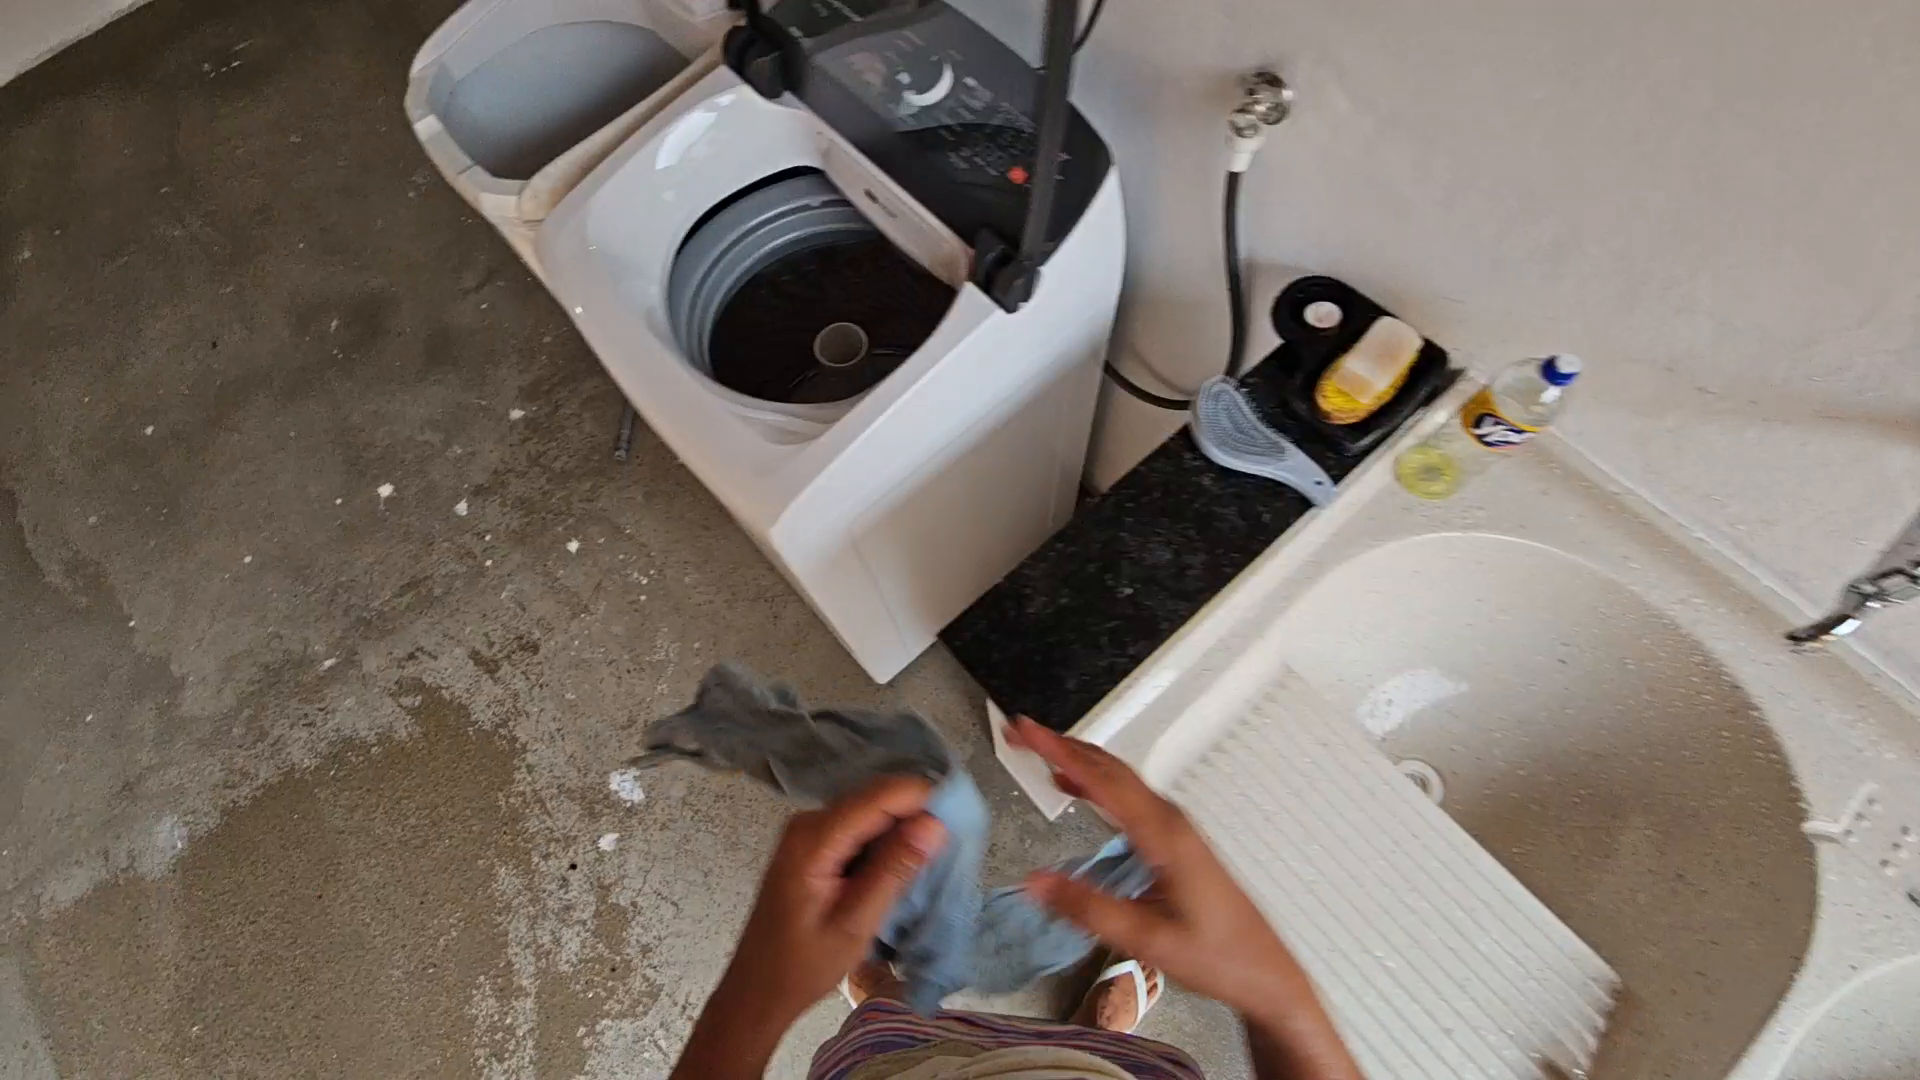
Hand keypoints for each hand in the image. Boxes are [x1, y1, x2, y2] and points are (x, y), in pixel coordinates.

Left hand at [672, 776, 947, 1079]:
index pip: (877, 796)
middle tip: (949, 837)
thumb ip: (894, 870)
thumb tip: (934, 825)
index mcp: (814, 838)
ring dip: (901, 824)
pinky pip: (858, 824)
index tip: (957, 812)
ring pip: (869, 808)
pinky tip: (900, 860)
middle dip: (913, 810)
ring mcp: (808, 830)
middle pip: (873, 796)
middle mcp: (809, 821)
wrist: (755, 993)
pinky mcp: (814, 842)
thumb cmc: (802, 966)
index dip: (919, 797)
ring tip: (931, 850)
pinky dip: (884, 836)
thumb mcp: (856, 923)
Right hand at [1010, 717, 1361, 1079]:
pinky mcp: (1173, 834)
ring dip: (1075, 757)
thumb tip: (1033, 881)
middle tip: (1019, 733)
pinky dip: (1094, 780)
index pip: (1101, 777)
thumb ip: (1087, 908)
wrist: (1267, 973)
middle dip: (1059, 743)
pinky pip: (1126, 793)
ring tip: (1037, 750)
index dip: (1058, 749)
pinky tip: (1073, 786)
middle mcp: (1168, 817)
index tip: (1025, 730)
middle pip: (1107, 765)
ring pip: (1117, 775)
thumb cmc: (1215, 956)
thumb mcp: (1146, 941)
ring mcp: (1173, 823)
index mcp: (1162, 833)